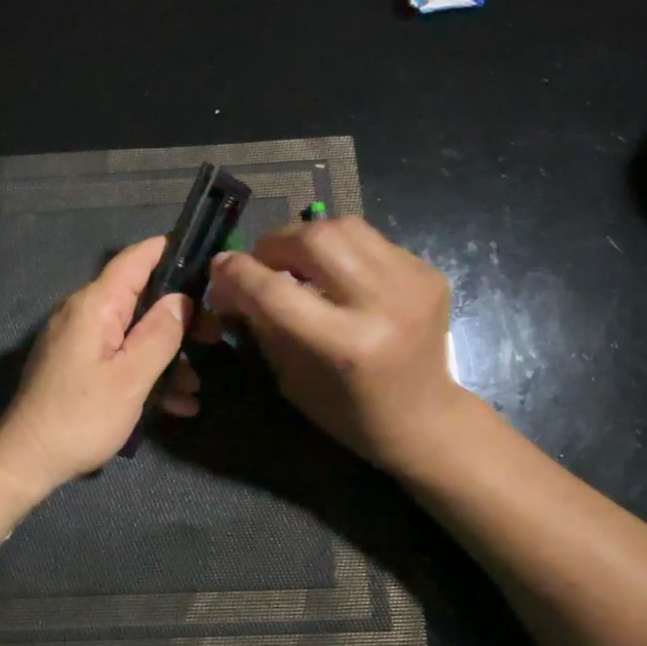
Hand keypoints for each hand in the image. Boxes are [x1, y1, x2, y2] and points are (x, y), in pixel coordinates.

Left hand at [0, 236, 193, 497]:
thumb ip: (160, 334)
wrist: (28, 459)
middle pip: (140, 298)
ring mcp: (79, 341)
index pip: (136, 259)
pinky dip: (146, 375)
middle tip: (217, 337)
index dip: (172, 251)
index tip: (210, 259)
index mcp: (94, 305)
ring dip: (167, 356)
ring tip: (197, 387)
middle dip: (180, 317)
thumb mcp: (131, 378)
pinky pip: (119, 358)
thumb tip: (183, 297)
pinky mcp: (77, 367)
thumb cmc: (82, 417)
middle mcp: (83, 313)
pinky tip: (176, 405)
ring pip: (133, 334)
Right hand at [201, 218, 474, 473]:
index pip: (274, 290)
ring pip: (343, 227)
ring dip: (306, 238)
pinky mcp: (427, 271)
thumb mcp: (289, 375)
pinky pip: (369, 240)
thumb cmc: (345, 410)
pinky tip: (336, 275)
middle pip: (313, 240)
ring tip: (295, 262)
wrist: (423, 418)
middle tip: (261, 263)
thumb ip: (261, 321)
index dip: (237, 273)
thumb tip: (227, 278)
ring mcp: (412, 282)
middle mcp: (382, 305)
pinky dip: (340, 250)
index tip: (219, 268)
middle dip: (273, 244)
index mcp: (344, 345)